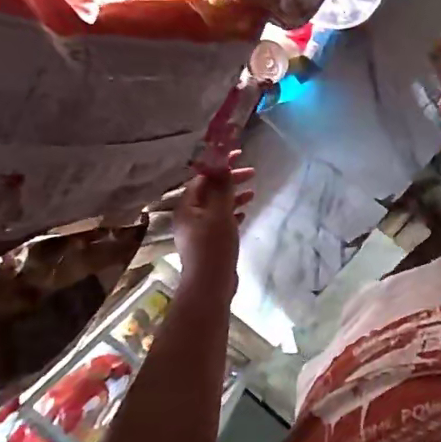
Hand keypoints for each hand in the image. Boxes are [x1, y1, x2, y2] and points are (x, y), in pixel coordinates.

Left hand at [171, 157, 253, 280]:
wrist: (210, 286)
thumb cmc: (213, 246)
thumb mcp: (220, 213)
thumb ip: (222, 188)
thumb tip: (222, 164)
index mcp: (187, 207)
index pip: (202, 178)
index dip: (219, 164)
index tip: (238, 155)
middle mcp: (189, 216)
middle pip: (210, 191)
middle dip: (229, 180)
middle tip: (251, 172)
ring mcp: (198, 231)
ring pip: (216, 206)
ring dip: (233, 197)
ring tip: (253, 192)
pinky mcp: (208, 243)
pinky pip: (220, 221)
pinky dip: (232, 214)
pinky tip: (244, 213)